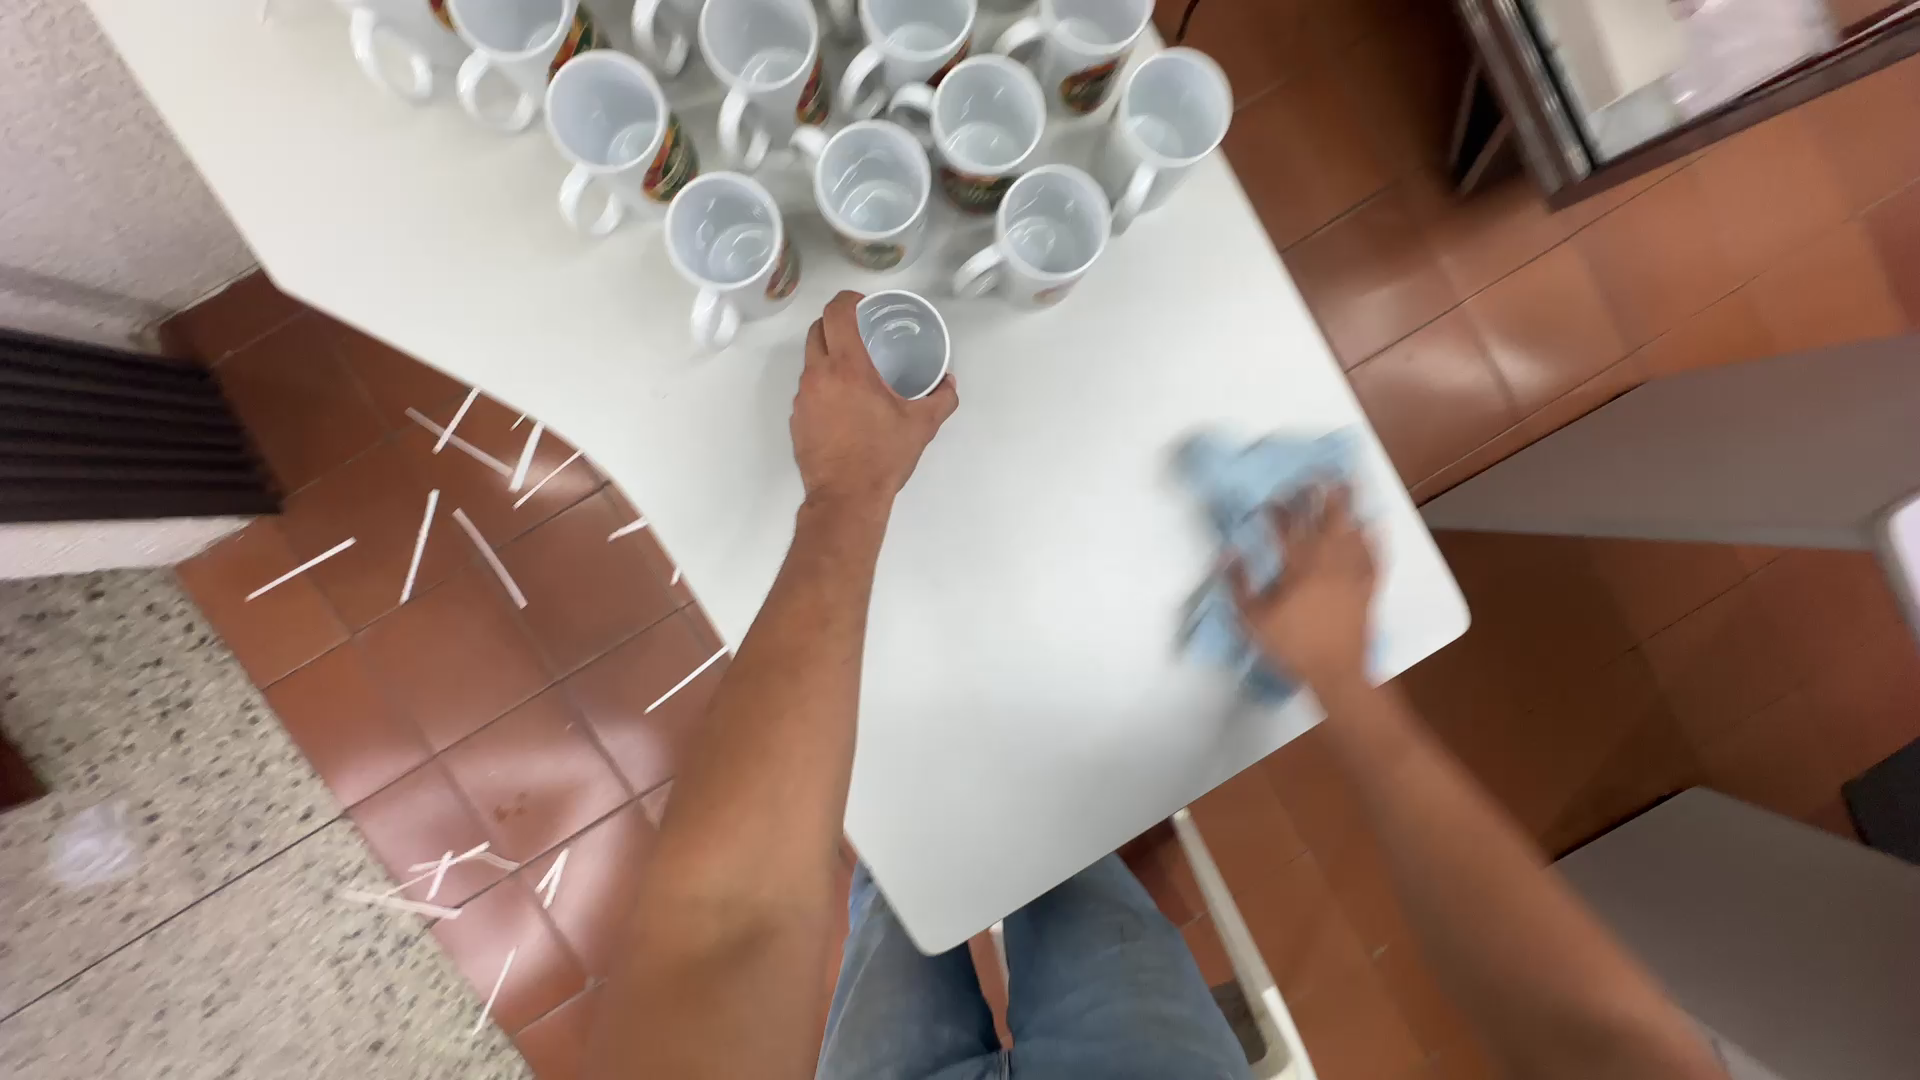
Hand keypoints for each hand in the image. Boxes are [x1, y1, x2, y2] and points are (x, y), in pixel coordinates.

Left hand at [791, 292, 958, 516]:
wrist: (846, 498)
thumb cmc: (883, 457)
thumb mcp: (921, 426)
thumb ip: (941, 398)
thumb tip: (948, 383)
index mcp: (848, 368)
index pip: (836, 313)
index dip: (847, 299)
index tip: (862, 304)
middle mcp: (818, 376)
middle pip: (816, 330)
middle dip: (834, 324)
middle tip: (858, 334)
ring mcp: (802, 399)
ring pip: (810, 362)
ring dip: (828, 358)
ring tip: (853, 373)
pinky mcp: (796, 420)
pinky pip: (807, 392)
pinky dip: (822, 388)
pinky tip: (842, 407)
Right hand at [1229, 486, 1376, 695]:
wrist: (1338, 673)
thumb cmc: (1292, 646)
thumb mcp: (1252, 619)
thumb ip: (1238, 584)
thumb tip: (1227, 555)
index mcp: (1298, 566)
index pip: (1287, 528)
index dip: (1279, 509)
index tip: (1272, 496)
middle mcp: (1329, 562)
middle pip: (1328, 519)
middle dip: (1324, 494)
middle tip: (1322, 473)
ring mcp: (1353, 573)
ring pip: (1354, 531)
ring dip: (1350, 506)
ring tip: (1348, 485)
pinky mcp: (1369, 587)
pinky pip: (1375, 555)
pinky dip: (1375, 537)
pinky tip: (1375, 525)